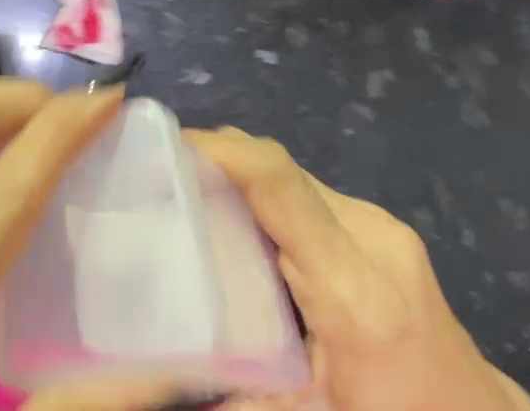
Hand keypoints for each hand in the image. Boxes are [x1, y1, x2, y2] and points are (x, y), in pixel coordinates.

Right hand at [185, 129, 529, 410]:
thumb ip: (230, 392)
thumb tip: (156, 367)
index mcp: (353, 290)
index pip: (279, 184)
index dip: (220, 151)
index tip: (160, 143)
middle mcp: (372, 238)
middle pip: (276, 169)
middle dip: (209, 161)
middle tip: (149, 179)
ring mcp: (380, 227)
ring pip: (287, 176)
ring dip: (232, 177)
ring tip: (179, 198)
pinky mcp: (378, 228)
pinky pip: (304, 193)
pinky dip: (259, 195)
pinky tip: (230, 223)